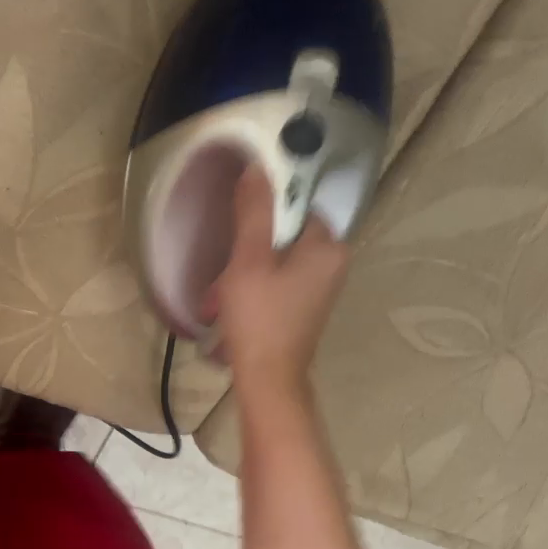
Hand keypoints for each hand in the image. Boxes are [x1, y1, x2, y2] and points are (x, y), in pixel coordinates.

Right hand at [204, 168, 350, 394]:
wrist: (267, 381)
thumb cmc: (259, 320)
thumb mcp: (248, 262)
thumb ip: (254, 214)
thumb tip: (258, 167)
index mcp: (327, 247)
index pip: (296, 209)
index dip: (261, 220)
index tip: (234, 241)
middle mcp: (332, 266)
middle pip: (282, 240)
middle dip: (243, 258)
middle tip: (218, 283)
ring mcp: (319, 292)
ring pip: (274, 266)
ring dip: (240, 280)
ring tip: (215, 305)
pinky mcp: (304, 313)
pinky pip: (275, 289)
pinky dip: (250, 296)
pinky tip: (228, 314)